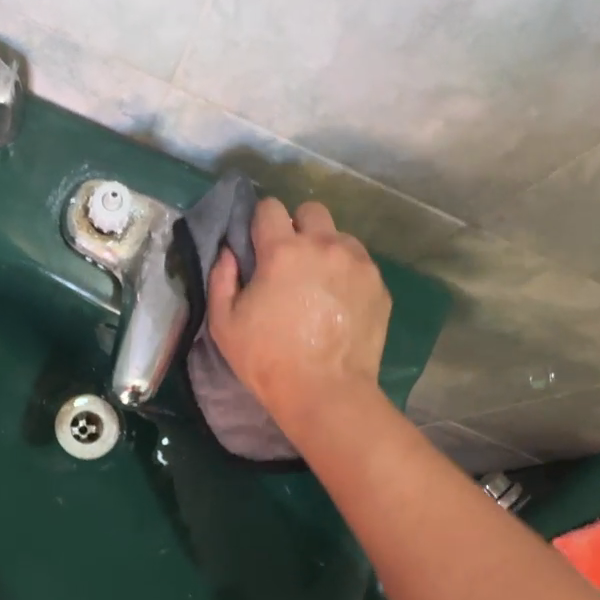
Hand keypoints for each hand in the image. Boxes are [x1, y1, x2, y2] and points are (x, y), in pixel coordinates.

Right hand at [206, 198, 392, 427]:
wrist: (325, 392)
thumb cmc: (266, 360)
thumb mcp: (224, 324)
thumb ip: (221, 279)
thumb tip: (229, 253)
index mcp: (283, 251)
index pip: (270, 208)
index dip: (260, 223)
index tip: (257, 245)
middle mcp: (324, 245)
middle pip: (311, 211)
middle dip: (297, 228)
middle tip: (289, 262)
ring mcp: (358, 263)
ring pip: (340, 237)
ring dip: (325, 251)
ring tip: (317, 286)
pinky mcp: (379, 285)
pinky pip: (360, 265)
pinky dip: (346, 275)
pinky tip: (337, 306)